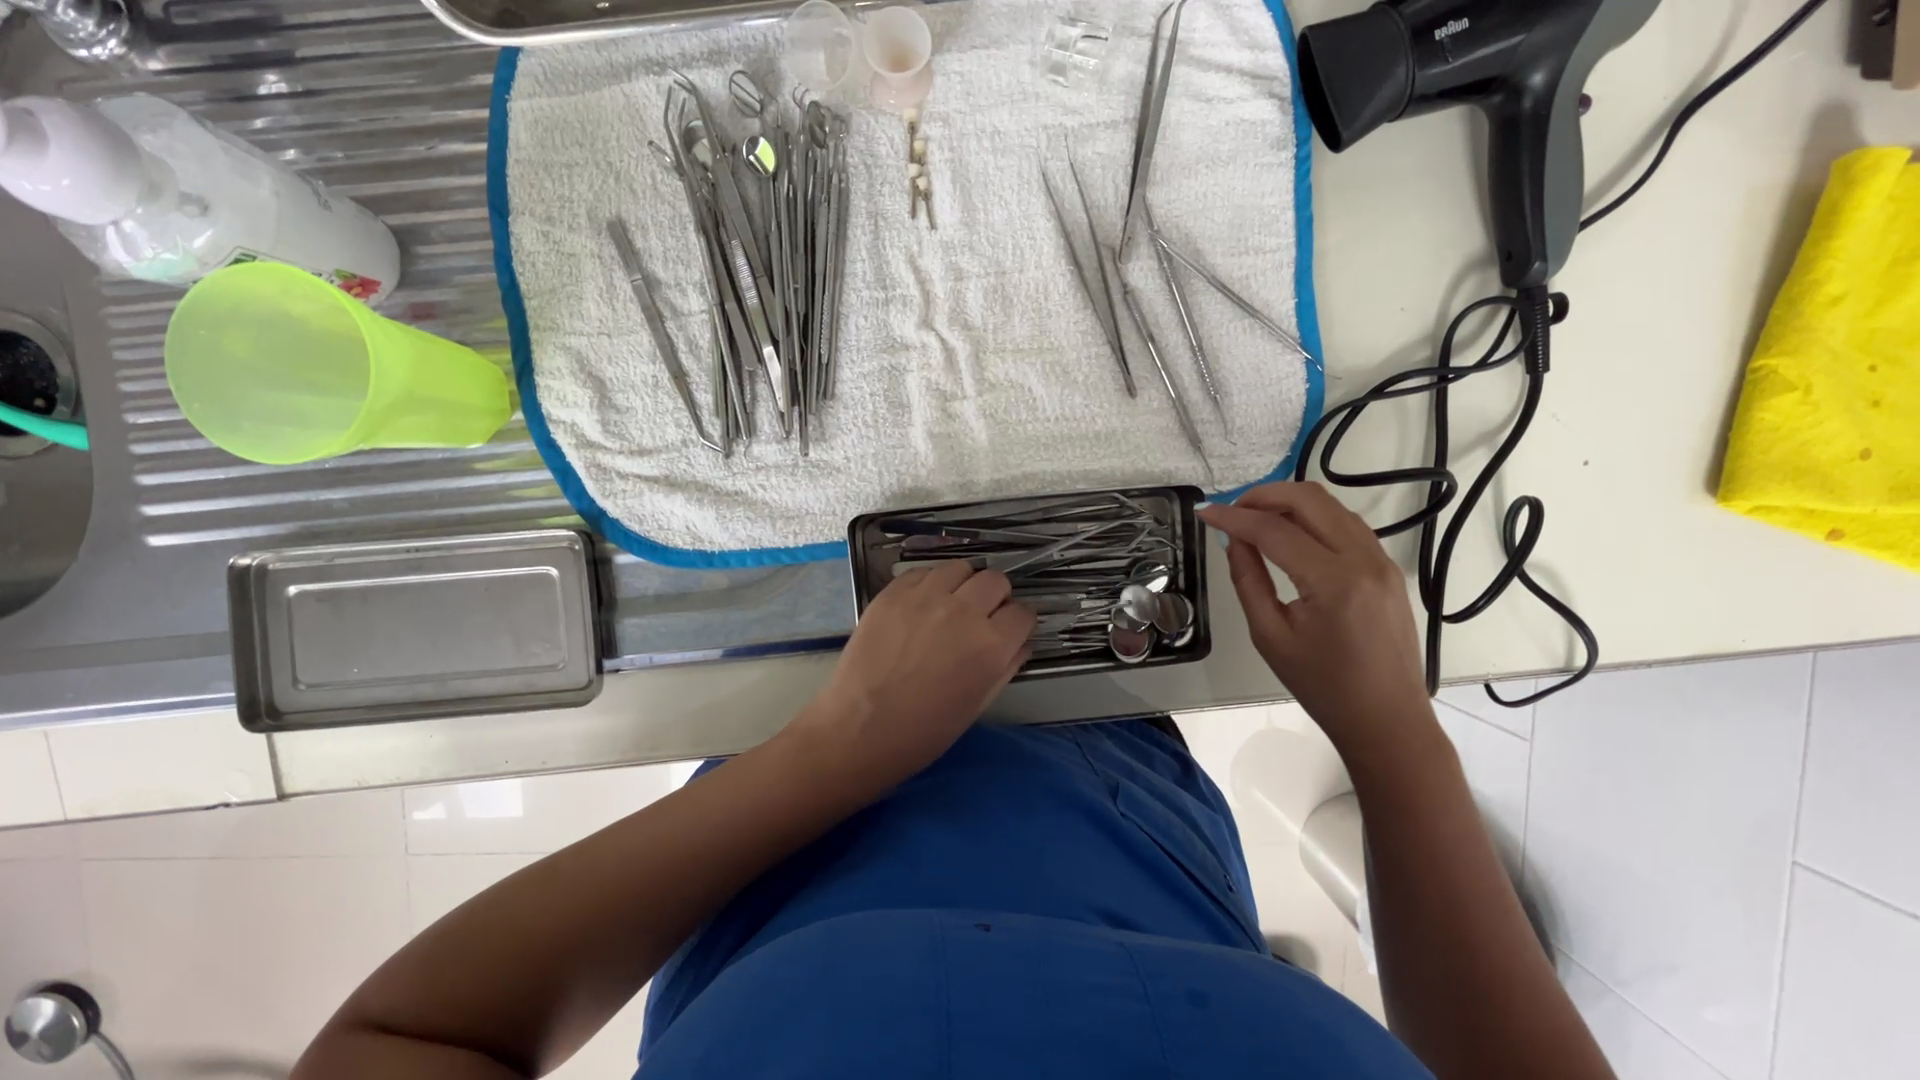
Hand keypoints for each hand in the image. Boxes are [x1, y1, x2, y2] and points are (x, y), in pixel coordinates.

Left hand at [791, 562, 1034, 789]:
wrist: (859, 730)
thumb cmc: (923, 731)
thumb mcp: (977, 706)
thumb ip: (1006, 668)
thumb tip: (1020, 644)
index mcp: (990, 646)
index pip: (1023, 613)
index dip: (1018, 623)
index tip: (1009, 632)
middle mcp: (962, 612)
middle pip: (995, 581)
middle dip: (996, 597)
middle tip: (982, 617)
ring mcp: (924, 598)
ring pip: (960, 568)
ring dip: (964, 584)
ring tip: (952, 605)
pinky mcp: (892, 594)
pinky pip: (923, 572)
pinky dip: (930, 583)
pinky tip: (922, 606)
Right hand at [1197, 482, 1432, 750]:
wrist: (1385, 718)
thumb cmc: (1323, 687)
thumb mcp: (1271, 636)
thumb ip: (1249, 580)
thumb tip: (1235, 540)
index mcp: (1334, 582)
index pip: (1275, 531)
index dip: (1234, 517)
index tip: (1205, 512)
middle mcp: (1365, 560)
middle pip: (1310, 500)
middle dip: (1264, 496)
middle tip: (1231, 510)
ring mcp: (1383, 561)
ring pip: (1332, 506)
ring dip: (1290, 503)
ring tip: (1255, 520)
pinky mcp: (1388, 568)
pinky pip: (1348, 525)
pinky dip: (1314, 519)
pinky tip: (1290, 534)